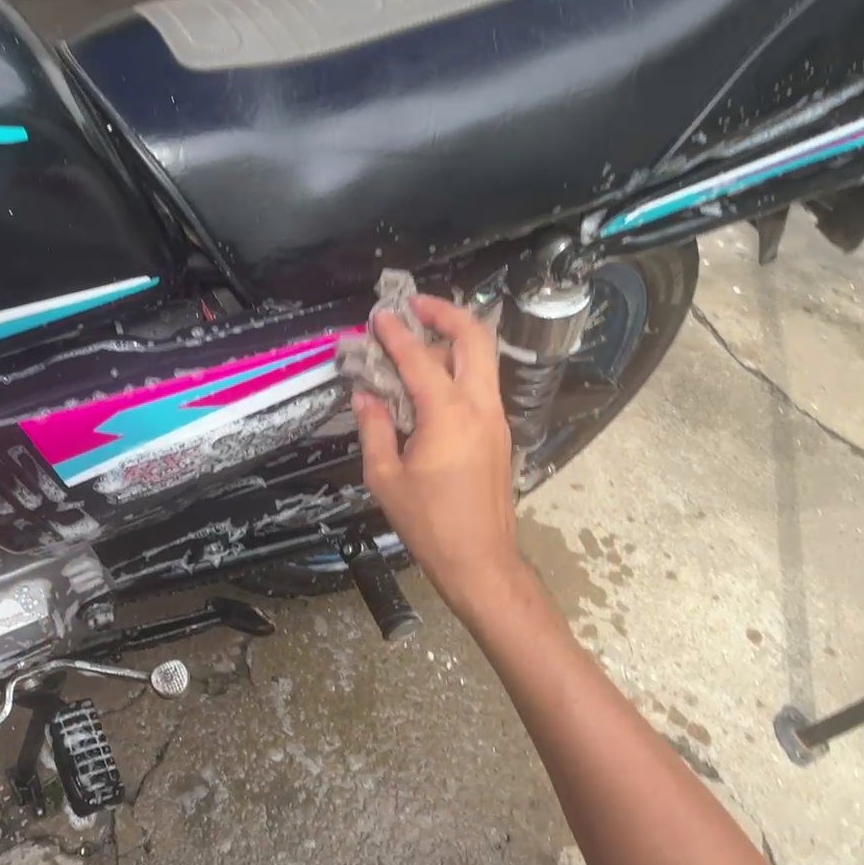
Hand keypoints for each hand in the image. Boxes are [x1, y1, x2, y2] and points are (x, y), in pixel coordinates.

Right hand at [352, 295, 524, 615]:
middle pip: (474, 338)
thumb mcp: (385, 477)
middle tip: (415, 305)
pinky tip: (432, 381)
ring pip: (483, 359)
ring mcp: (495, 419)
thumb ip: (374, 428)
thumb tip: (364, 394)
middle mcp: (479, 406)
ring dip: (454, 339)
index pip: (419, 358)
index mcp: (448, 414)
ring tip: (420, 338)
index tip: (378, 315)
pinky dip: (460, 368)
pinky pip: (482, 385)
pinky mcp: (499, 434)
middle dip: (445, 313)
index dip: (396, 333)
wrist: (479, 558)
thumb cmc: (428, 522)